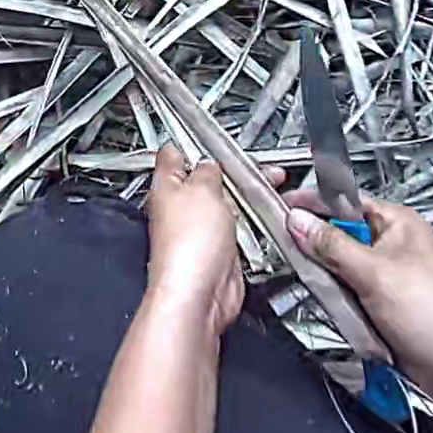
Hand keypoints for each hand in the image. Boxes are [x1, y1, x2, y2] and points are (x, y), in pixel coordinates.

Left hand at [144, 144, 244, 336]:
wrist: (200, 295)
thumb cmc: (188, 245)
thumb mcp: (203, 188)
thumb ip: (208, 169)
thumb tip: (209, 162)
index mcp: (166, 186)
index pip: (174, 154)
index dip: (192, 142)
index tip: (211, 137)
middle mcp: (180, 207)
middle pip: (206, 178)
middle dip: (230, 171)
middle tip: (252, 165)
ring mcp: (199, 229)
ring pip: (225, 202)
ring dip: (244, 195)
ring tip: (267, 184)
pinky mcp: (218, 250)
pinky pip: (237, 227)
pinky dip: (251, 220)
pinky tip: (262, 213)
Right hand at [283, 191, 432, 403]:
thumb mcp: (375, 274)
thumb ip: (332, 245)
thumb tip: (299, 220)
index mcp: (397, 222)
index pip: (344, 200)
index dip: (313, 204)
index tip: (283, 209)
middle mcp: (393, 243)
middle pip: (340, 234)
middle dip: (320, 247)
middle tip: (297, 255)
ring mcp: (391, 275)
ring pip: (344, 266)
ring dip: (332, 278)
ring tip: (326, 289)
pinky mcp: (388, 303)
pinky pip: (353, 292)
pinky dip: (343, 299)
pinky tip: (340, 309)